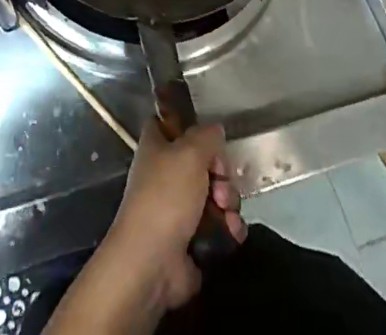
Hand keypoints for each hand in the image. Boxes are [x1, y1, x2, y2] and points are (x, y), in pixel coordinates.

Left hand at [100, 121, 243, 311]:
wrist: (154, 259)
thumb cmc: (166, 196)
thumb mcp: (188, 153)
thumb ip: (206, 136)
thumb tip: (215, 130)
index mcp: (156, 147)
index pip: (169, 125)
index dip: (190, 129)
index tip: (208, 140)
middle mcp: (166, 174)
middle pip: (204, 163)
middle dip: (221, 174)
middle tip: (219, 186)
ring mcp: (180, 206)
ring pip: (216, 194)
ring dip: (229, 203)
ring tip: (224, 214)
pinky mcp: (194, 236)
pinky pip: (221, 224)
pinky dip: (230, 227)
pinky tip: (231, 232)